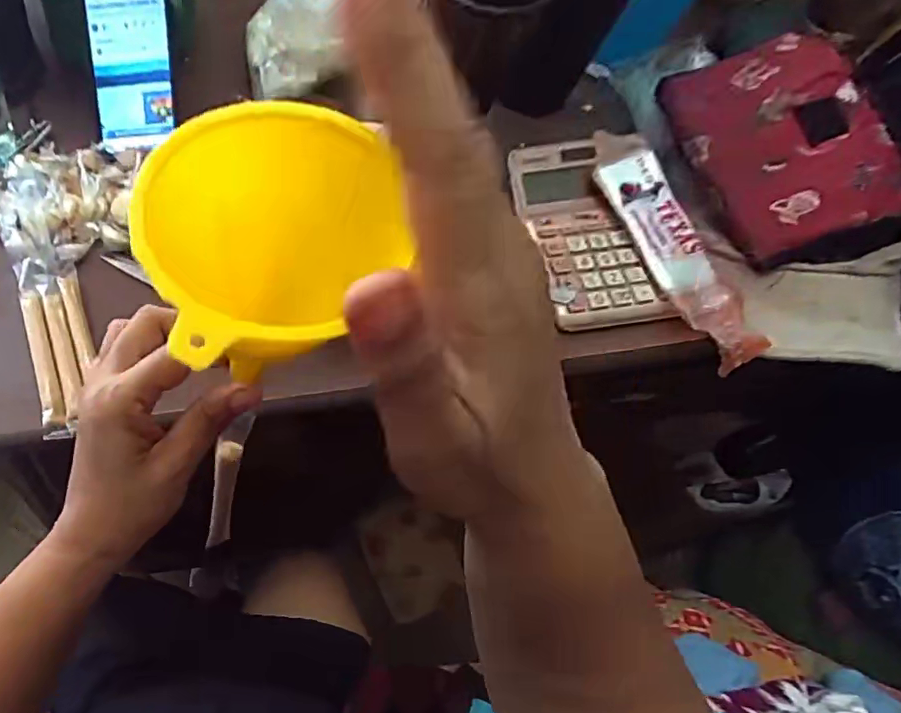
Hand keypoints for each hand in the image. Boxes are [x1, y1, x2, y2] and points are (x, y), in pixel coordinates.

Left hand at [51, 306, 261, 565]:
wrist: (90, 532)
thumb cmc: (130, 509)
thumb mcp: (174, 467)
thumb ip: (208, 420)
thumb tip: (250, 387)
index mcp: (119, 399)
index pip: (171, 352)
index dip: (211, 343)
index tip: (244, 347)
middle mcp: (101, 381)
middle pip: (143, 323)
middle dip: (186, 327)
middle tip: (221, 351)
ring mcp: (93, 385)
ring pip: (128, 331)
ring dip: (164, 335)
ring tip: (199, 359)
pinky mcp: (95, 395)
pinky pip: (119, 352)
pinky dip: (146, 349)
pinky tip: (170, 372)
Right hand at [339, 0, 581, 522]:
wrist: (532, 479)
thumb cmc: (478, 462)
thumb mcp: (436, 433)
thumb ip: (408, 366)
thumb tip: (368, 281)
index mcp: (478, 278)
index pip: (442, 159)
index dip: (409, 75)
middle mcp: (490, 245)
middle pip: (449, 132)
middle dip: (409, 50)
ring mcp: (488, 252)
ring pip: (449, 149)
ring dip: (413, 80)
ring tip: (372, 22)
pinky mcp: (476, 266)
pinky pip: (441, 182)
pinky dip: (413, 133)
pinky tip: (390, 120)